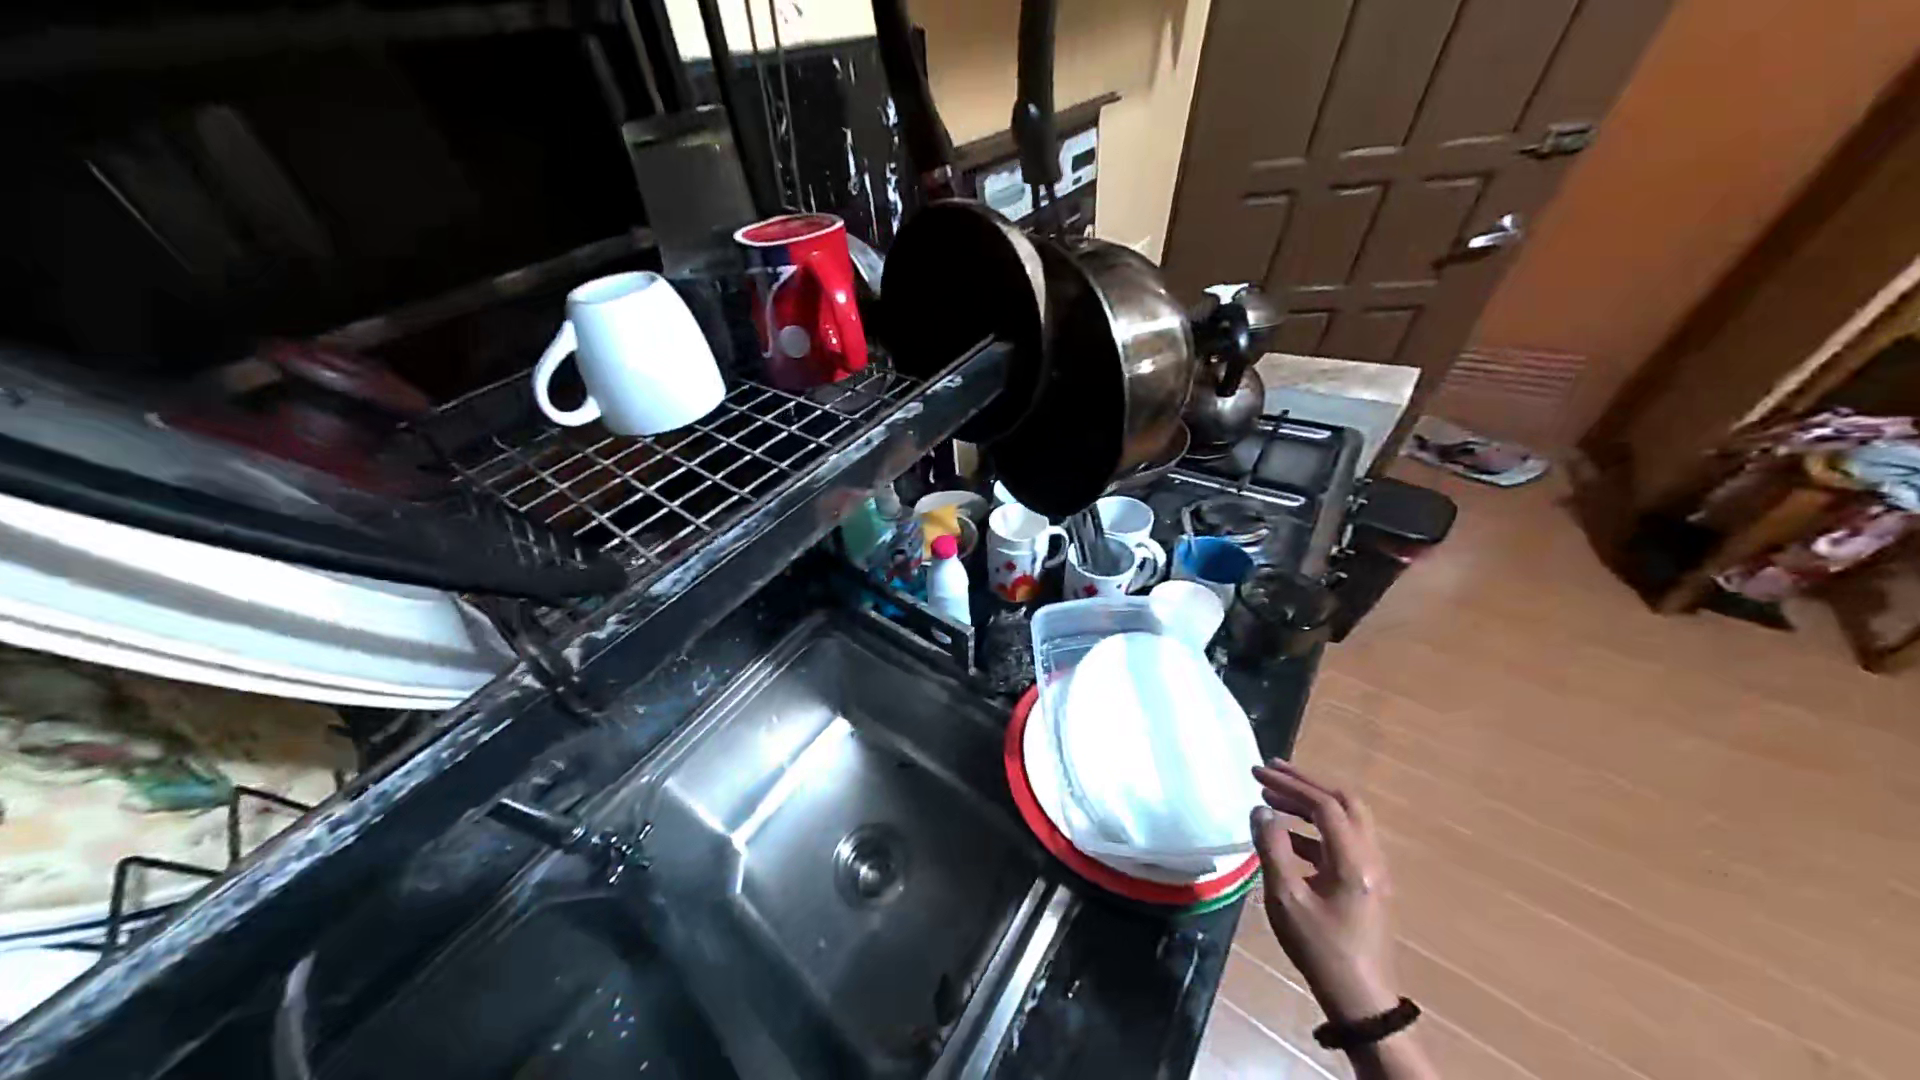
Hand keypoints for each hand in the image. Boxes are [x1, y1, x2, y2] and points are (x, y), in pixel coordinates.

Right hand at [1249, 758, 1398, 1023]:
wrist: (1360, 1000)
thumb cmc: (1320, 947)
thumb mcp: (1286, 898)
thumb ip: (1272, 848)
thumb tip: (1261, 811)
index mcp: (1353, 860)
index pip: (1324, 805)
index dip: (1290, 784)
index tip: (1257, 773)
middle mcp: (1370, 858)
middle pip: (1344, 803)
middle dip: (1306, 783)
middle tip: (1272, 771)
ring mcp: (1372, 871)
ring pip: (1347, 820)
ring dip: (1310, 803)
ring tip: (1273, 798)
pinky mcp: (1366, 884)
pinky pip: (1342, 840)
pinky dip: (1315, 827)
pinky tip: (1286, 835)